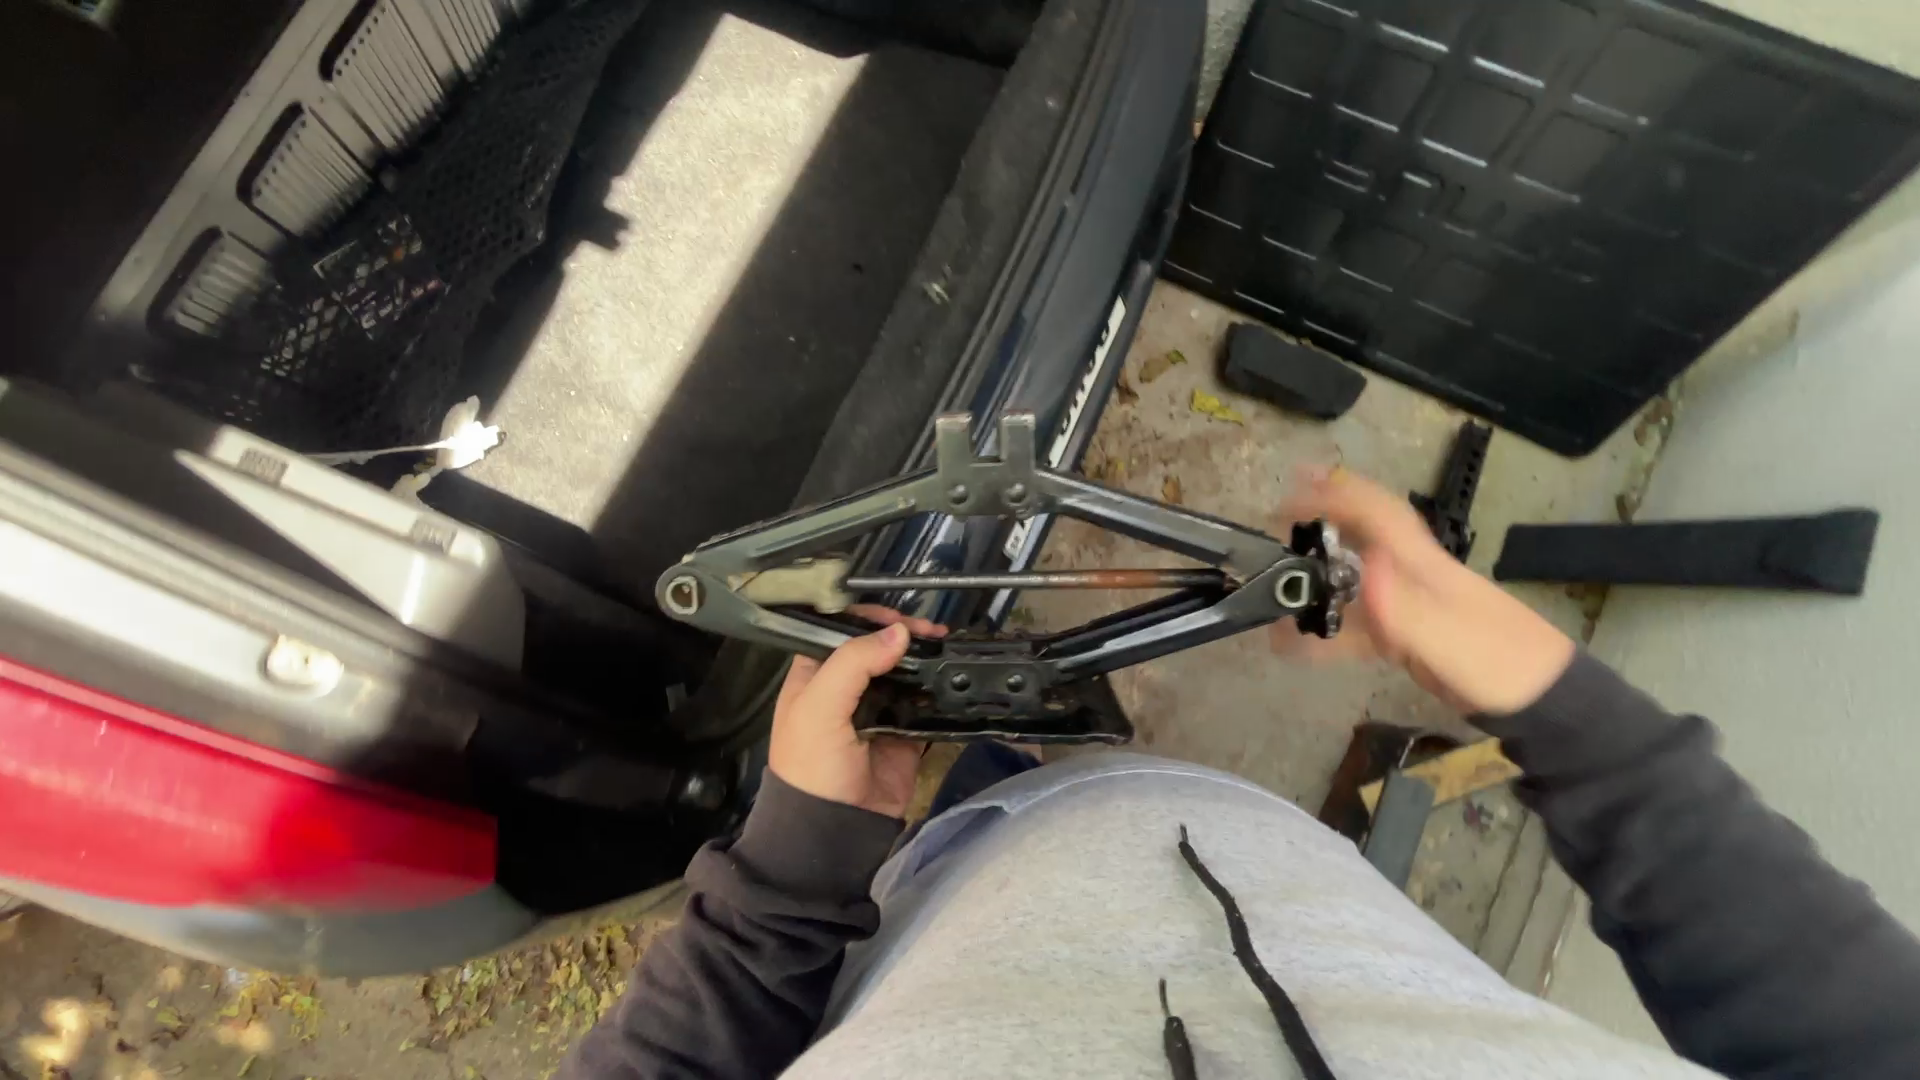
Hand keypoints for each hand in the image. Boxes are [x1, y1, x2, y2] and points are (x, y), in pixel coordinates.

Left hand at [770, 607, 946, 818]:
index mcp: (814, 675)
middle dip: (903, 633)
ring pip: (903, 671)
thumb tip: (900, 632)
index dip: (868, 617)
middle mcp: (845, 688)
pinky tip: (951, 674)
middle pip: (877, 648)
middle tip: (929, 631)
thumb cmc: (812, 765)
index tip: (897, 616)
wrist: (833, 831)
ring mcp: (876, 711)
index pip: (840, 631)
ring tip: (945, 645)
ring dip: (923, 656)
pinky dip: (937, 688)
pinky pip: (923, 704)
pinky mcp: (903, 733)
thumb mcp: (819, 707)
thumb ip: (854, 662)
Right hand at [1275, 466, 1574, 715]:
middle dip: (1318, 521)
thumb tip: (1366, 563)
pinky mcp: (1405, 637)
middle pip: (1358, 537)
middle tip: (1274, 522)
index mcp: (1421, 564)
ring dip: (1313, 581)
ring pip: (1350, 582)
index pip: (1374, 513)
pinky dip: (1323, 633)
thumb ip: (1403, 604)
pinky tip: (1296, 647)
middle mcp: (1409, 575)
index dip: (1335, 492)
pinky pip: (1354, 626)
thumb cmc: (1497, 663)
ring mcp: (1407, 606)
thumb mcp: (1448, 636)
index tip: (1295, 485)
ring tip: (1275, 590)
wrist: (1543, 702)